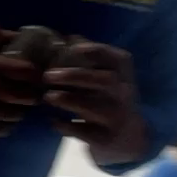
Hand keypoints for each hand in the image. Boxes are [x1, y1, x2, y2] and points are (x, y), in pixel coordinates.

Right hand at [0, 23, 42, 138]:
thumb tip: (17, 35)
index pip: (28, 73)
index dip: (35, 78)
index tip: (34, 81)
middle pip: (24, 97)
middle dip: (29, 98)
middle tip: (26, 99)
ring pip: (12, 116)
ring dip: (16, 114)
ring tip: (12, 112)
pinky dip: (2, 127)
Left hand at [44, 37, 150, 165]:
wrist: (128, 139)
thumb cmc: (110, 103)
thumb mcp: (108, 80)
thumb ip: (92, 62)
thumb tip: (69, 37)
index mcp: (124, 75)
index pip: (116, 58)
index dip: (96, 51)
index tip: (73, 45)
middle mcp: (123, 93)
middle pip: (103, 81)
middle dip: (75, 76)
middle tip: (47, 75)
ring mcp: (115, 117)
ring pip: (93, 106)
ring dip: (68, 100)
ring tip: (48, 96)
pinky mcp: (104, 138)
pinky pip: (83, 132)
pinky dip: (66, 126)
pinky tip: (52, 121)